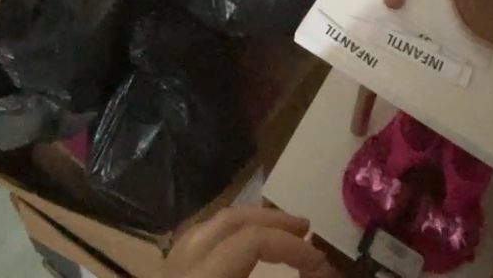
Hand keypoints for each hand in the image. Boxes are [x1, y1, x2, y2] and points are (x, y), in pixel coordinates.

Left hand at [165, 208, 341, 277]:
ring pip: (209, 227)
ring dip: (249, 224)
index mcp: (201, 276)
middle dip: (270, 221)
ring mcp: (170, 269)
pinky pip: (197, 245)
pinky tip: (245, 250)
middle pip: (228, 221)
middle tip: (305, 228)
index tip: (319, 259)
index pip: (249, 241)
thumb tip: (324, 268)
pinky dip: (226, 239)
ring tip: (279, 232)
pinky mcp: (169, 277)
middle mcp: (180, 265)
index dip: (289, 245)